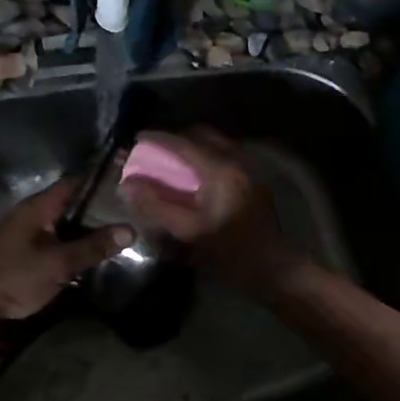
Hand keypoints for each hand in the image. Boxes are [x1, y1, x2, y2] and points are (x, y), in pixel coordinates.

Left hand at [0, 179, 132, 318]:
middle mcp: (37, 214)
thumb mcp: (59, 263)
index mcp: (38, 207)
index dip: (102, 181)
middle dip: (105, 206)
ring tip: (131, 227)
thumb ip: (94, 246)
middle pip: (77, 203)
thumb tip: (131, 230)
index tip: (131, 184)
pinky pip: (68, 239)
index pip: (75, 183)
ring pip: (74, 223)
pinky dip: (86, 241)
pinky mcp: (38, 252)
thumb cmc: (16, 278)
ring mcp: (37, 234)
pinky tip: (108, 247)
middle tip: (137, 209)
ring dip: (97, 226)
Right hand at [116, 128, 297, 288]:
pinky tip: (199, 177)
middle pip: (203, 134)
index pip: (183, 143)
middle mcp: (238, 160)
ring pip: (218, 143)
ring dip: (195, 147)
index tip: (137, 139)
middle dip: (177, 139)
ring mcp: (251, 168)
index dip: (158, 138)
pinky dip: (209, 156)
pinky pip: (228, 155)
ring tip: (175, 163)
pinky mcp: (256, 179)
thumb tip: (128, 185)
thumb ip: (156, 206)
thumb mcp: (187, 232)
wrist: (271, 266)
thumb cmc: (229, 252)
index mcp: (221, 170)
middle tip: (156, 152)